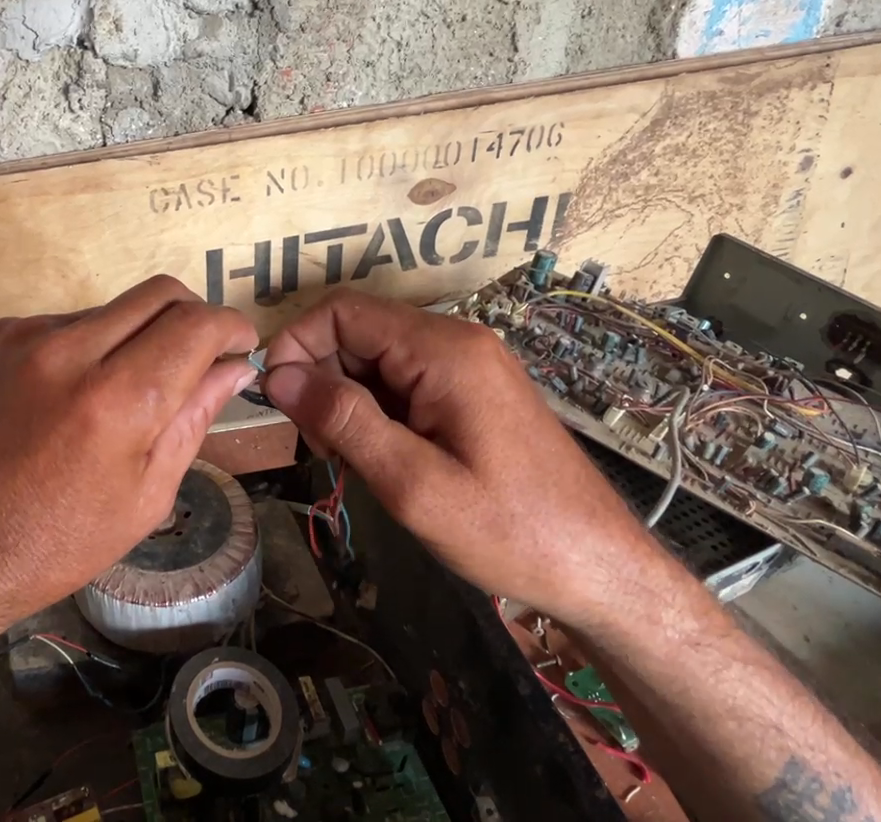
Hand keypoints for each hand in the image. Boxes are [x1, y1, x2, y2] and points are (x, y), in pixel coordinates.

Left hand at [0, 276, 259, 628]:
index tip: (242, 344)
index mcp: (115, 402)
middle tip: (200, 356)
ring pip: (113, 307)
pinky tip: (75, 394)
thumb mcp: (147, 495)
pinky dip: (89, 345)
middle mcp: (68, 351)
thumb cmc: (60, 541)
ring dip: (138, 334)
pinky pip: (67, 321)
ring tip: (126, 391)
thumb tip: (235, 366)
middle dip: (193, 316)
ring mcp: (26, 336)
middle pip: (159, 293)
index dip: (232, 327)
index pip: (196, 325)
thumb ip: (195, 417)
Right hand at [261, 289, 684, 634]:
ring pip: (373, 360)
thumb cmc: (511, 532)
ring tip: (355, 462)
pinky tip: (382, 459)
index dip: (297, 346)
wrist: (601, 569)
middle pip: (355, 333)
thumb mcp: (414, 484)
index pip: (340, 311)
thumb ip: (344, 421)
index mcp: (444, 351)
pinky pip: (400, 381)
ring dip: (346, 402)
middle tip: (327, 449)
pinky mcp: (470, 391)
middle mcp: (455, 342)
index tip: (283, 405)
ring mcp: (466, 365)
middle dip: (321, 382)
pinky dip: (375, 413)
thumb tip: (279, 375)